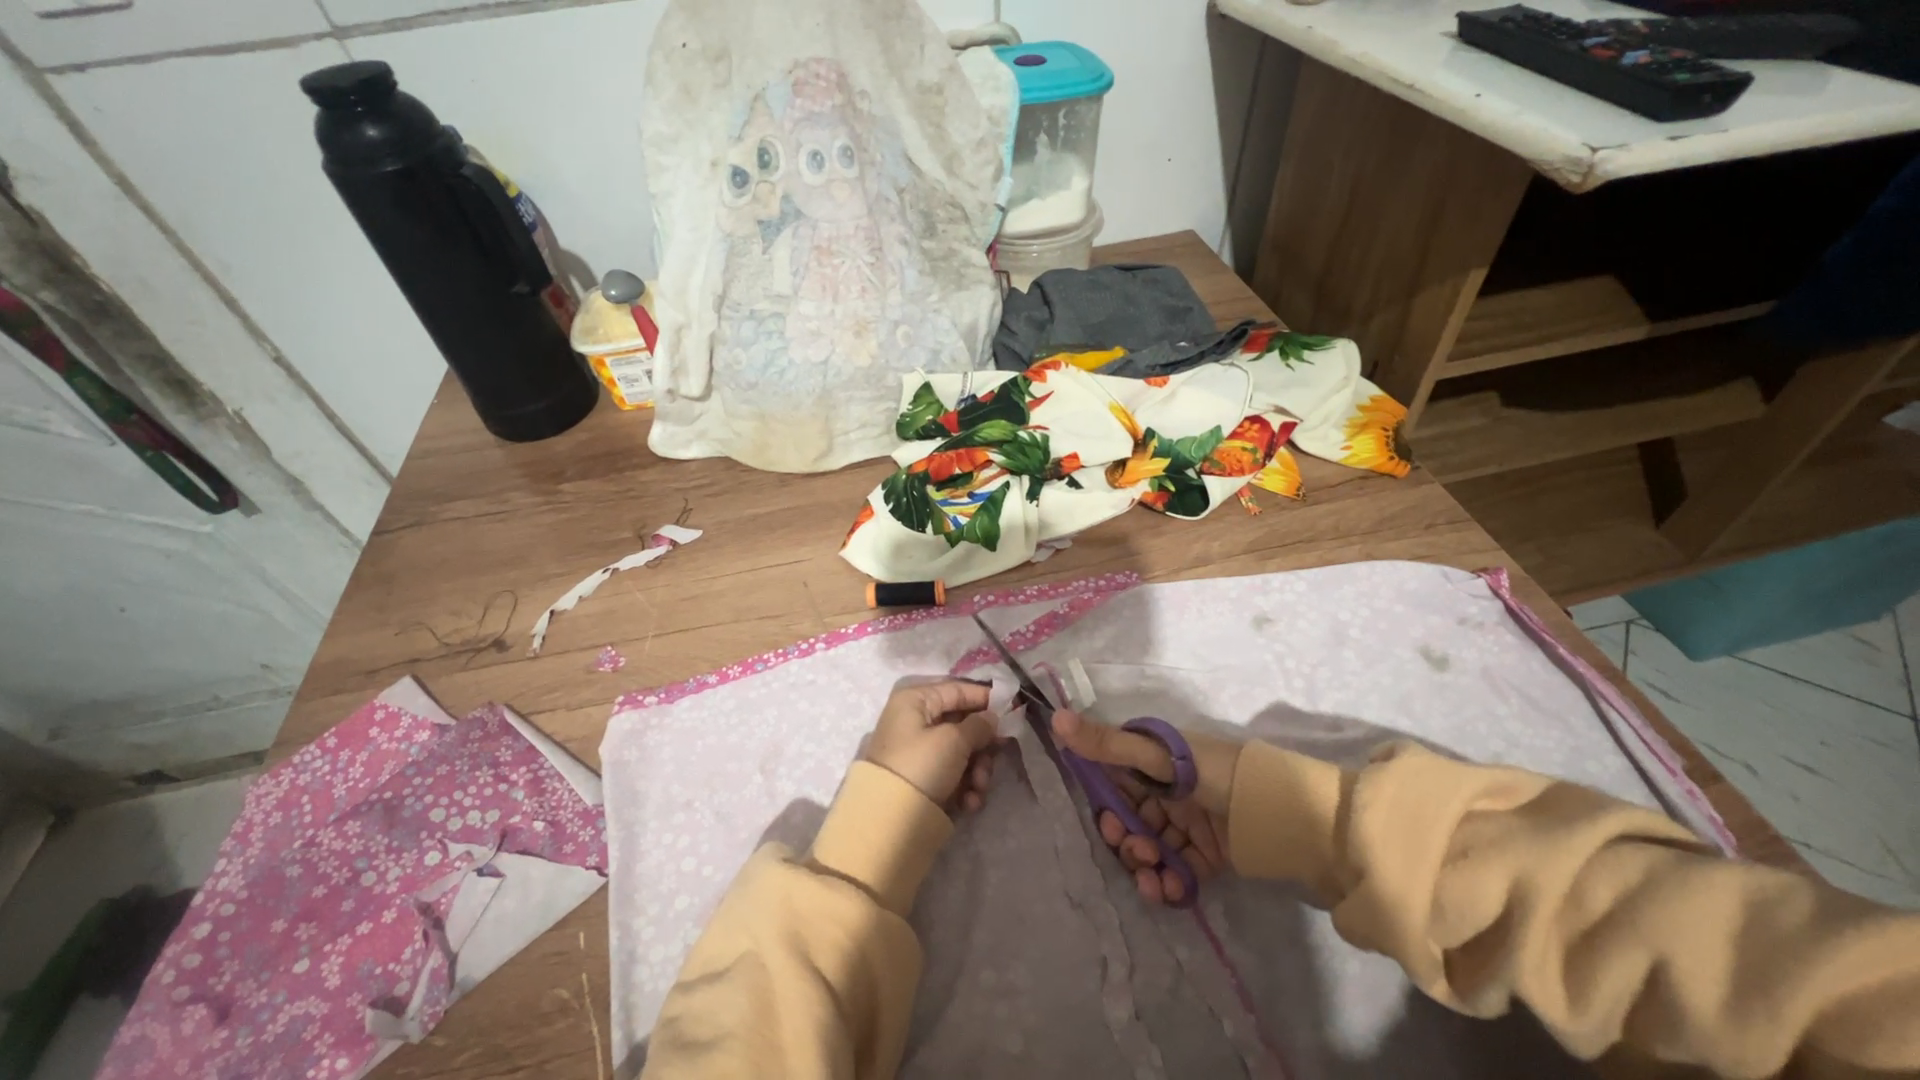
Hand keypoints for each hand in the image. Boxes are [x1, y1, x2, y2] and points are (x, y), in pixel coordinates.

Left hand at [861, 681, 1001, 812]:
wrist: (891, 819)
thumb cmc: (923, 765)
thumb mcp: (954, 740)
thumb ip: (978, 725)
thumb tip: (991, 719)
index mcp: (915, 701)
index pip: (957, 689)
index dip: (985, 697)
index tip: (1012, 707)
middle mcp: (915, 722)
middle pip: (962, 724)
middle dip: (982, 745)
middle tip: (997, 755)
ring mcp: (919, 752)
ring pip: (962, 752)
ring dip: (977, 771)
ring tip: (978, 787)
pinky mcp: (923, 778)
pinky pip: (953, 773)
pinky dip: (965, 787)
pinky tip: (969, 802)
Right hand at [1051, 710, 1238, 905]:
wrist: (1280, 814)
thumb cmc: (1216, 773)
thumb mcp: (1159, 756)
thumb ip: (1107, 744)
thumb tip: (1054, 718)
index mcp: (1156, 765)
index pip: (1116, 787)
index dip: (1107, 808)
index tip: (1111, 823)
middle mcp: (1169, 794)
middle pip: (1132, 823)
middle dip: (1127, 842)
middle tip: (1138, 850)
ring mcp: (1188, 826)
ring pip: (1151, 850)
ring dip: (1144, 866)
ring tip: (1154, 876)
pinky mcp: (1208, 856)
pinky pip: (1177, 871)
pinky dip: (1170, 882)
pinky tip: (1171, 888)